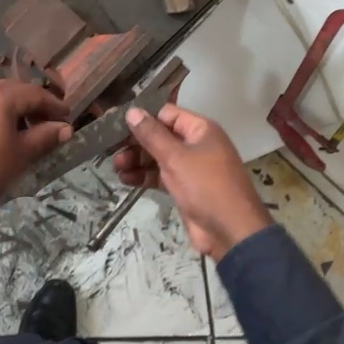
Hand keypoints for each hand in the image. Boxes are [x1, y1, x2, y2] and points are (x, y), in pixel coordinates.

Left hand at [0, 75, 71, 227]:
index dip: (53, 105)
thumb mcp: (22, 153)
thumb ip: (45, 136)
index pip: (35, 94)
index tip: (66, 116)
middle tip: (48, 119)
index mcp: (1, 96)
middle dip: (34, 101)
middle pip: (15, 88)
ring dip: (11, 99)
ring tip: (21, 120)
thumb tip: (66, 129)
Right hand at [113, 104, 271, 259]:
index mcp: (200, 130)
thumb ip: (152, 135)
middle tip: (112, 149)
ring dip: (137, 161)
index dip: (142, 117)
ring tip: (117, 167)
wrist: (231, 232)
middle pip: (160, 136)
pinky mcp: (185, 188)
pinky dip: (144, 176)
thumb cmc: (206, 186)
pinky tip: (126, 179)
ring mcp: (191, 168)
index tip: (116, 123)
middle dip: (136, 143)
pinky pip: (161, 176)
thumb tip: (132, 111)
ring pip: (158, 157)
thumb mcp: (176, 157)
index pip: (166, 114)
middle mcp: (196, 145)